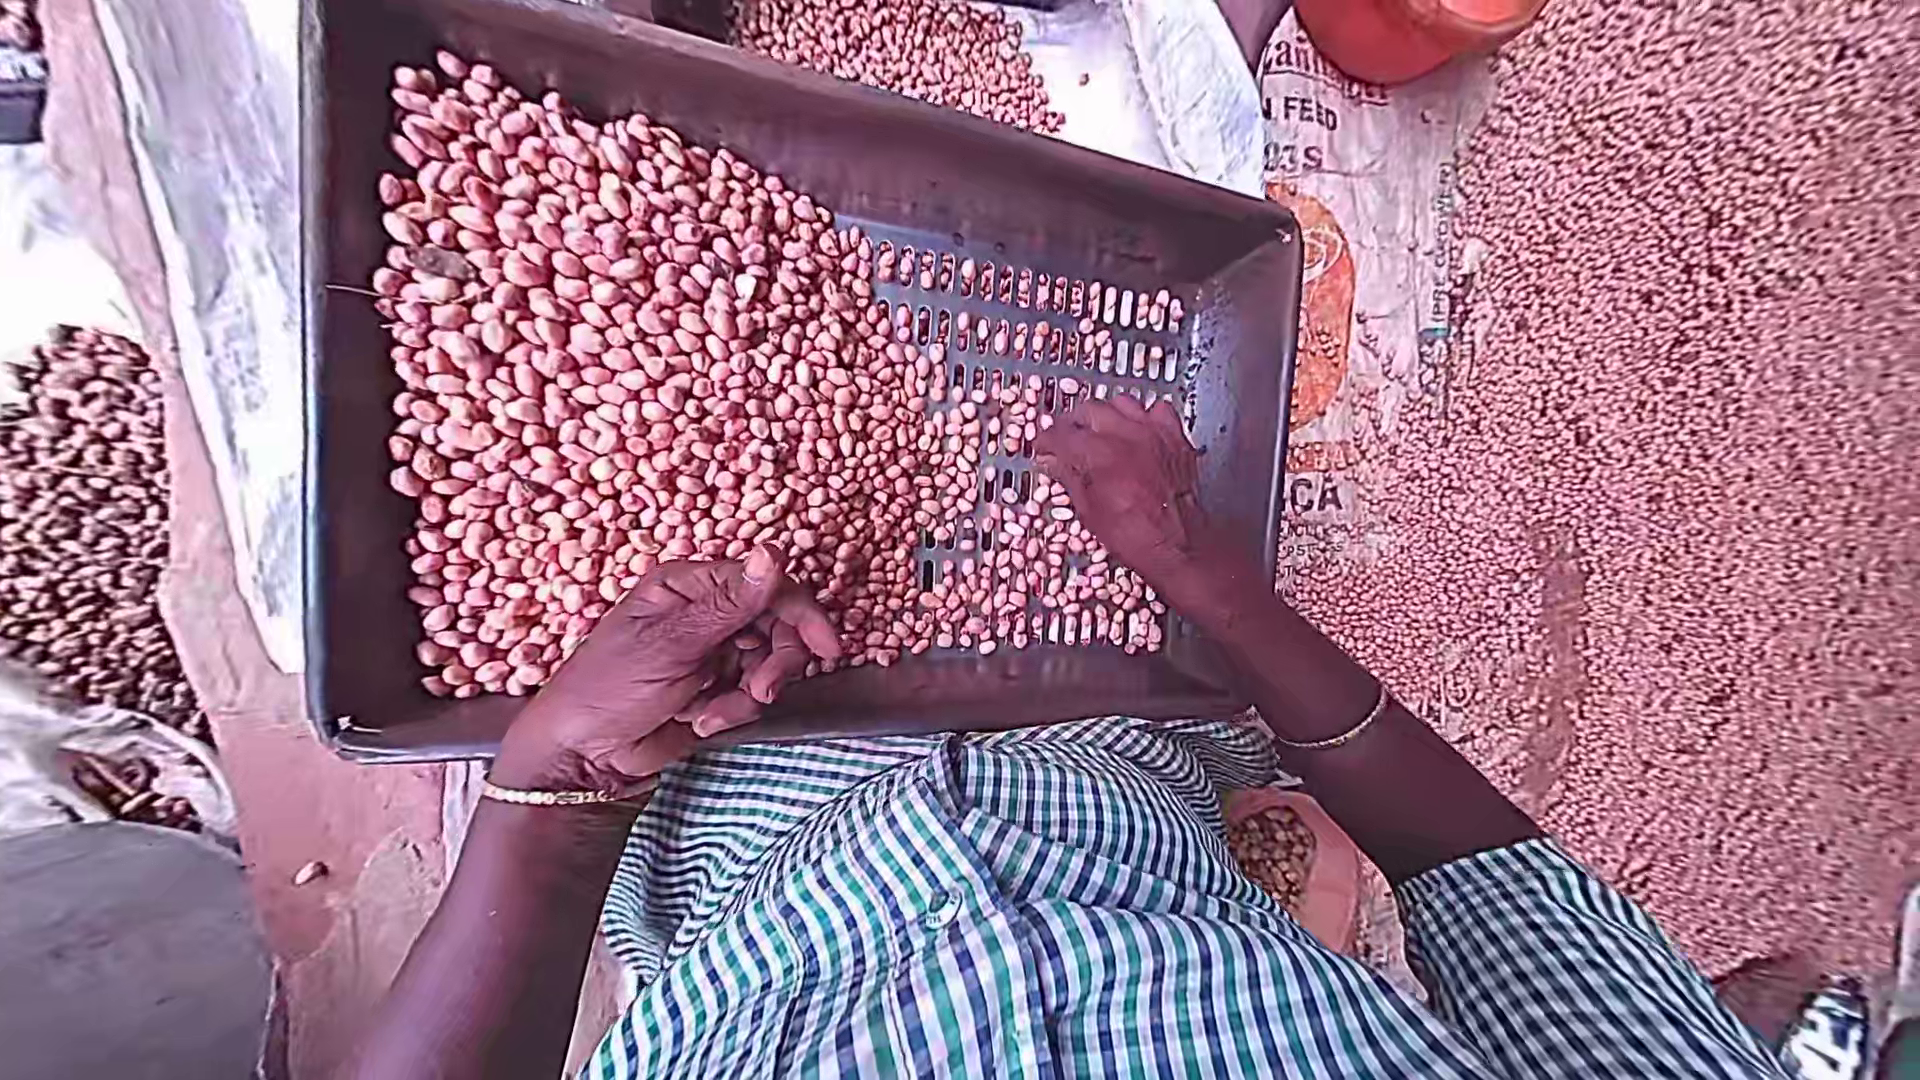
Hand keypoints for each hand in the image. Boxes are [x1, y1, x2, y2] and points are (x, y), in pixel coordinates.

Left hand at [491, 546, 841, 793]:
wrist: (582, 760)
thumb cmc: (608, 689)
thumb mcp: (670, 645)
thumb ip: (729, 604)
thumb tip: (773, 554)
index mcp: (692, 586)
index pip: (766, 584)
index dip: (802, 613)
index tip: (827, 647)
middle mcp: (711, 610)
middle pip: (779, 623)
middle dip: (777, 661)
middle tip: (763, 691)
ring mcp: (719, 647)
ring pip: (772, 660)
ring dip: (752, 692)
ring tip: (714, 713)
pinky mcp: (722, 682)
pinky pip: (756, 690)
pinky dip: (737, 709)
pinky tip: (703, 721)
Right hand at [1033, 394, 1225, 596]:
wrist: (1179, 546)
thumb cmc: (1134, 536)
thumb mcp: (1090, 511)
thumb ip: (1069, 478)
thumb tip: (1051, 462)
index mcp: (1098, 455)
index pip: (1060, 434)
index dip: (1046, 440)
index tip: (1043, 448)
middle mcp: (1126, 436)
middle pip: (1088, 409)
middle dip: (1073, 424)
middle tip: (1068, 440)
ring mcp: (1153, 433)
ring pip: (1122, 402)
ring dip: (1106, 414)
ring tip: (1100, 431)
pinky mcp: (1175, 437)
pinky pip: (1157, 410)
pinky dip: (1144, 417)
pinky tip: (1138, 432)